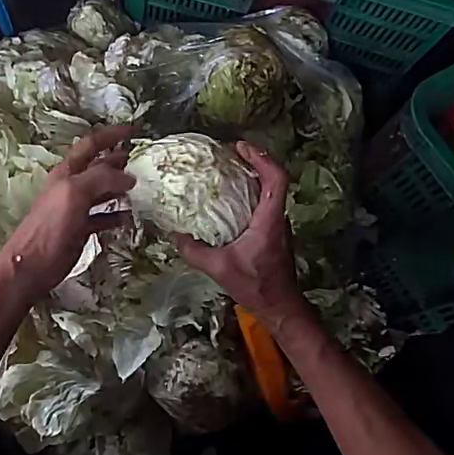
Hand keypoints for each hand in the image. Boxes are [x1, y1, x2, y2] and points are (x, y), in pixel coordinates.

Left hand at [1, 125, 136, 300]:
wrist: (33, 263)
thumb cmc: (50, 225)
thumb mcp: (75, 193)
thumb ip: (102, 179)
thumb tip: (129, 176)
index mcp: (68, 172)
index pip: (92, 144)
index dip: (111, 135)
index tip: (134, 131)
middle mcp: (72, 186)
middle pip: (99, 166)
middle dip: (119, 160)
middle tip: (143, 159)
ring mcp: (76, 207)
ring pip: (103, 191)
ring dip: (120, 187)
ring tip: (141, 187)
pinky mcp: (81, 228)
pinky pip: (103, 216)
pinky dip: (116, 215)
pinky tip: (128, 217)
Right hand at [173, 142, 311, 330]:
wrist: (281, 307)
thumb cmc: (256, 287)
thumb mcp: (220, 269)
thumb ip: (195, 252)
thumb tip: (173, 235)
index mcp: (269, 220)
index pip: (276, 179)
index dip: (261, 158)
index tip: (241, 148)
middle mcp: (277, 218)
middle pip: (273, 180)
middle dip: (254, 161)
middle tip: (229, 154)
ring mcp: (278, 226)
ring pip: (270, 192)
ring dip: (253, 177)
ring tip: (228, 171)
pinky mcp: (274, 234)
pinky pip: (264, 205)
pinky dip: (250, 194)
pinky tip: (230, 199)